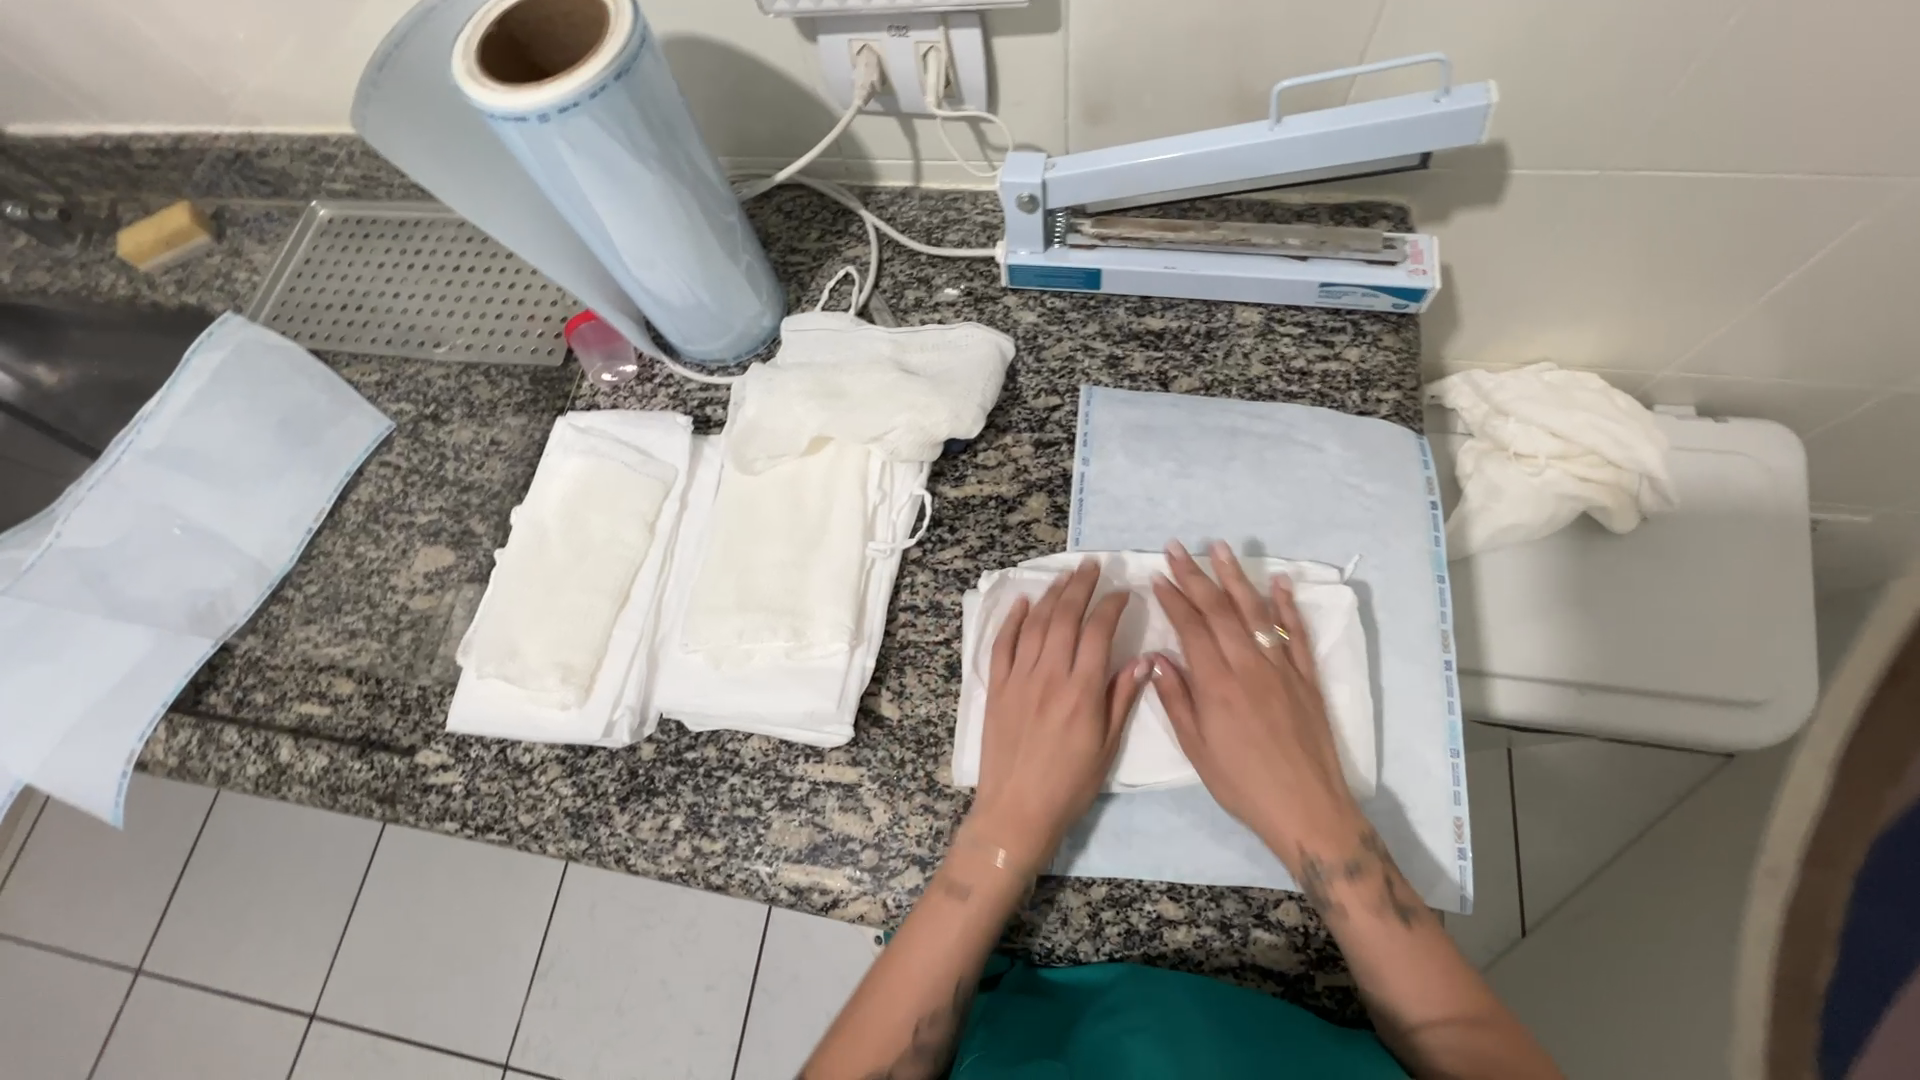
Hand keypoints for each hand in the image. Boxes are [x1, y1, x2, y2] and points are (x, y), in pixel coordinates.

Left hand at [970, 558, 1148, 873]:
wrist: (1017, 810)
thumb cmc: (1069, 784)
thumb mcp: (1107, 747)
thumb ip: (1121, 699)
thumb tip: (1144, 661)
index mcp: (1081, 690)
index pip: (1098, 632)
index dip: (1112, 606)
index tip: (1124, 591)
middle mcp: (1049, 675)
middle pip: (1064, 617)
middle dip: (1081, 587)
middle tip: (1092, 566)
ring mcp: (1018, 678)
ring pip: (1034, 624)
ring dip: (1050, 595)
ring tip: (1065, 576)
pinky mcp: (996, 687)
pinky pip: (1002, 644)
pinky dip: (1011, 620)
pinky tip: (1021, 602)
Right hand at [1149, 540, 1363, 866]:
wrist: (1306, 807)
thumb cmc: (1241, 783)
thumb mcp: (1196, 748)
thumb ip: (1176, 699)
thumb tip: (1157, 659)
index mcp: (1217, 684)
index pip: (1191, 627)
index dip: (1173, 599)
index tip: (1158, 576)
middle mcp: (1249, 665)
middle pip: (1219, 610)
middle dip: (1195, 576)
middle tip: (1177, 547)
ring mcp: (1282, 668)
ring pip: (1255, 612)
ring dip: (1236, 577)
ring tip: (1221, 548)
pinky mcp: (1306, 678)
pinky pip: (1296, 633)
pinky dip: (1287, 605)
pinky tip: (1279, 582)